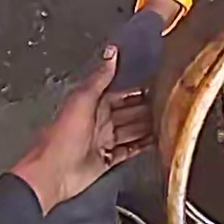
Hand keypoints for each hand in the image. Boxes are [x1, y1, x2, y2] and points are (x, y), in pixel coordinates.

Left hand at [11, 46, 154, 211]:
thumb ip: (100, 77)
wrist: (53, 172)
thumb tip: (111, 51)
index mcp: (94, 104)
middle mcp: (101, 120)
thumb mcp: (83, 99)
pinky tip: (156, 142)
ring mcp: (104, 141)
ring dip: (148, 126)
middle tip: (170, 103)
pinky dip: (142, 146)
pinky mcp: (107, 159)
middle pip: (129, 112)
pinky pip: (129, 150)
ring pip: (132, 130)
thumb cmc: (64, 134)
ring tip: (169, 121)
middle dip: (147, 108)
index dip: (138, 90)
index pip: (122, 93)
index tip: (158, 84)